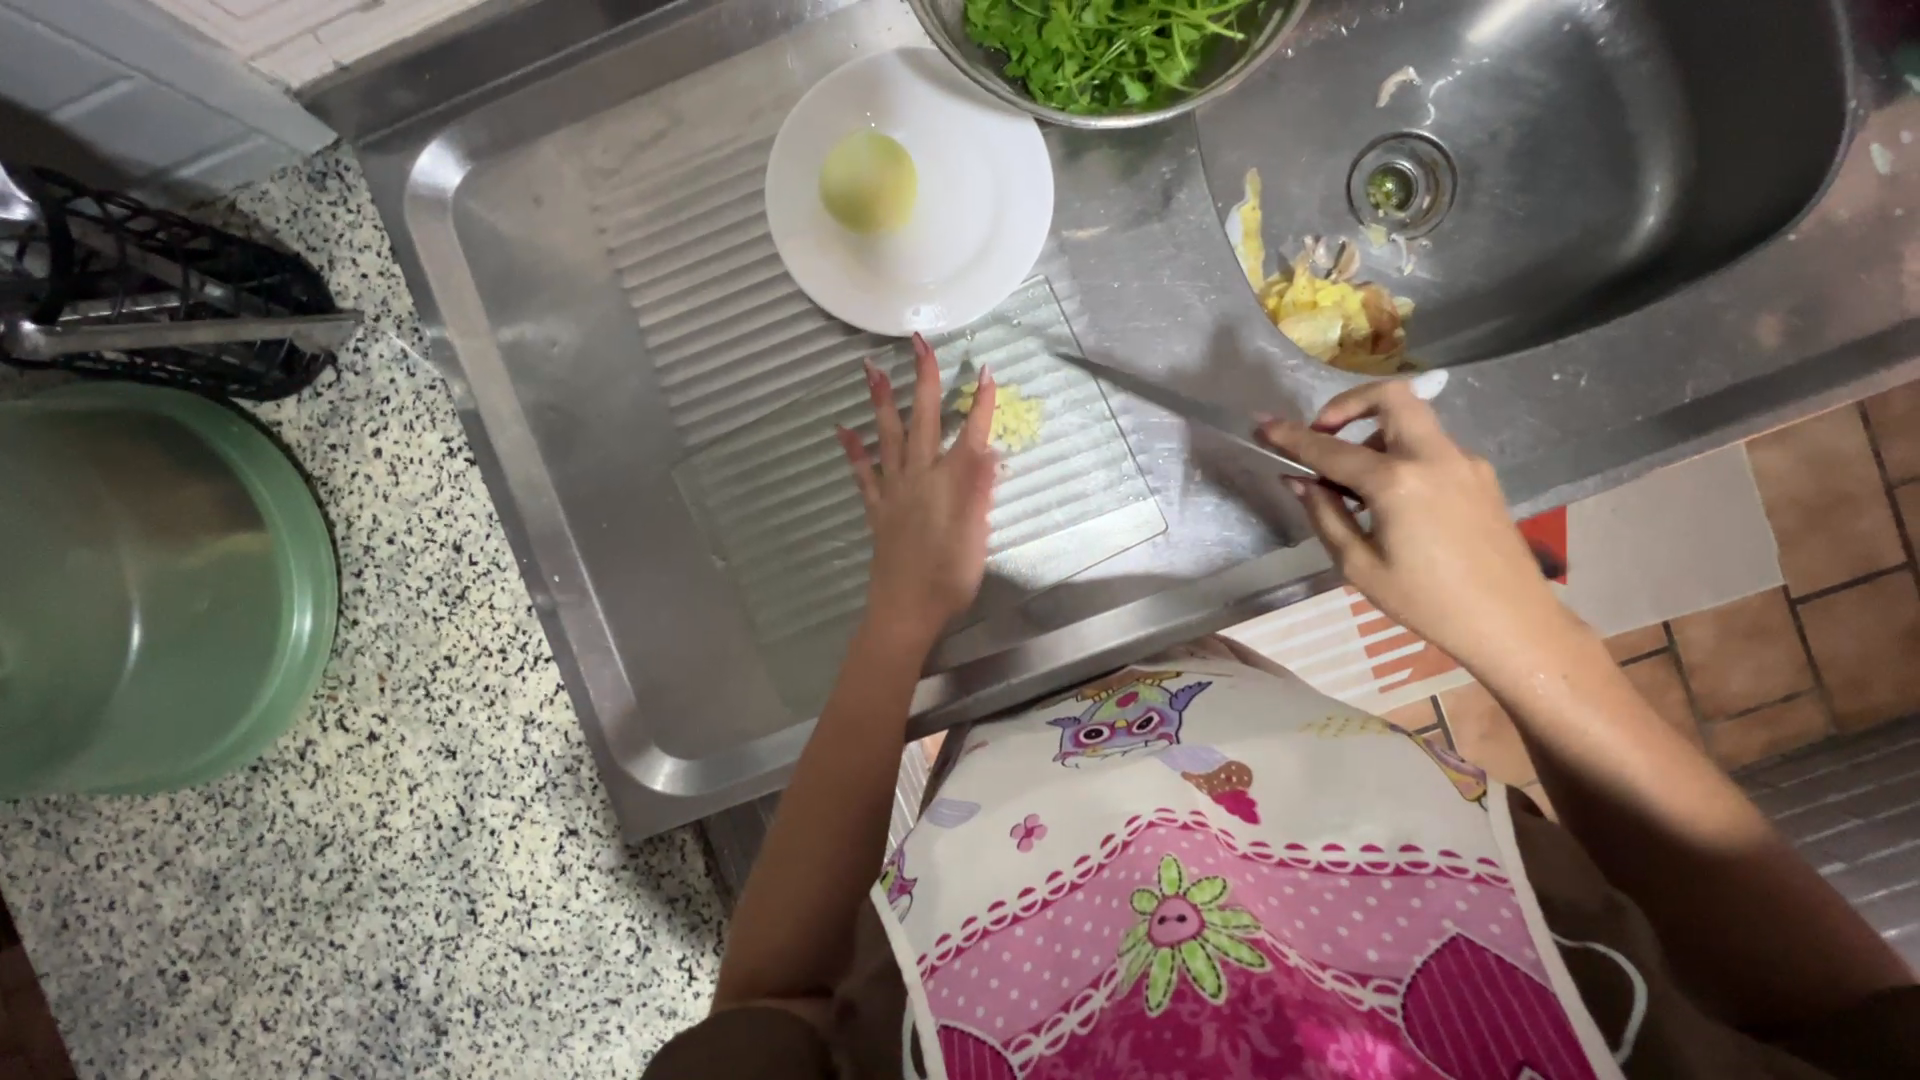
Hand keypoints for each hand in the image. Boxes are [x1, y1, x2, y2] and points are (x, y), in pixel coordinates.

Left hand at [836, 334, 998, 648]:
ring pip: (888, 437)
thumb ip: (980, 492)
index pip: (971, 436)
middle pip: (923, 421)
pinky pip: (863, 474)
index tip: (986, 371)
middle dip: (923, 380)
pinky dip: (853, 450)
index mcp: (951, 484)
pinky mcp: (878, 510)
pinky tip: (841, 429)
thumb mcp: (976, 538)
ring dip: (881, 401)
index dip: (981, 405)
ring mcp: (895, 492)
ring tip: (870, 368)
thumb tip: (988, 449)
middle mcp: (920, 478)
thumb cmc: (948, 579)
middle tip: (918, 343)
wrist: (905, 610)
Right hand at [1257, 380, 1576, 673]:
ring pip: (1412, 419)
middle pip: (1390, 397)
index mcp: (1398, 482)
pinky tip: (1388, 498)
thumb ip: (1325, 515)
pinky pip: (1430, 447)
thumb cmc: (1427, 602)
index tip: (1263, 425)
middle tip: (1321, 434)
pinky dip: (1399, 454)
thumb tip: (1298, 481)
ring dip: (1374, 432)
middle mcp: (1433, 457)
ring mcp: (1463, 462)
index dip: (1291, 437)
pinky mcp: (1480, 475)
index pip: (1331, 449)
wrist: (1512, 622)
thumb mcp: (1359, 566)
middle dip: (1347, 404)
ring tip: (1353, 482)